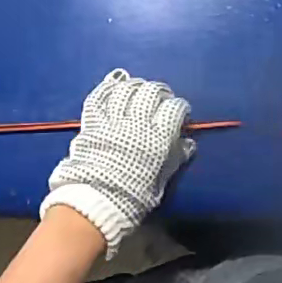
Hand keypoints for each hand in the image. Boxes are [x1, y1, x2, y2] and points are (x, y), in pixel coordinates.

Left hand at [40, 69, 193, 257]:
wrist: (95, 200)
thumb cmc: (131, 196)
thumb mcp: (160, 181)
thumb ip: (174, 159)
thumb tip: (188, 143)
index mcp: (157, 138)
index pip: (174, 110)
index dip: (180, 107)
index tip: (181, 110)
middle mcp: (136, 123)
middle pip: (150, 93)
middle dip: (160, 91)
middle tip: (162, 96)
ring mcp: (112, 120)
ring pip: (126, 90)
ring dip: (135, 85)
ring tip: (140, 87)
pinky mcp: (93, 121)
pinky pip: (100, 97)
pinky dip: (107, 87)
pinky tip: (114, 82)